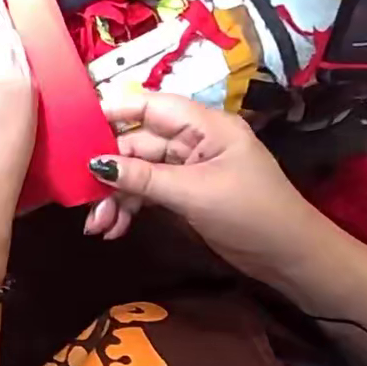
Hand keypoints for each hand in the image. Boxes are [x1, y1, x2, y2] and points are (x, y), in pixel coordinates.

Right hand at [83, 92, 336, 282]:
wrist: (290, 259)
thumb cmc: (251, 214)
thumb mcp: (194, 194)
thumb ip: (143, 178)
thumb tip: (96, 165)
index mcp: (204, 126)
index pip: (150, 106)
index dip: (113, 112)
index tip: (76, 129)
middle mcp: (192, 141)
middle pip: (136, 145)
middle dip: (109, 174)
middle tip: (84, 200)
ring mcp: (185, 168)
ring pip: (136, 173)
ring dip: (115, 199)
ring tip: (98, 228)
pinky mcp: (182, 193)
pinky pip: (145, 193)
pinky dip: (128, 210)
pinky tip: (114, 230)